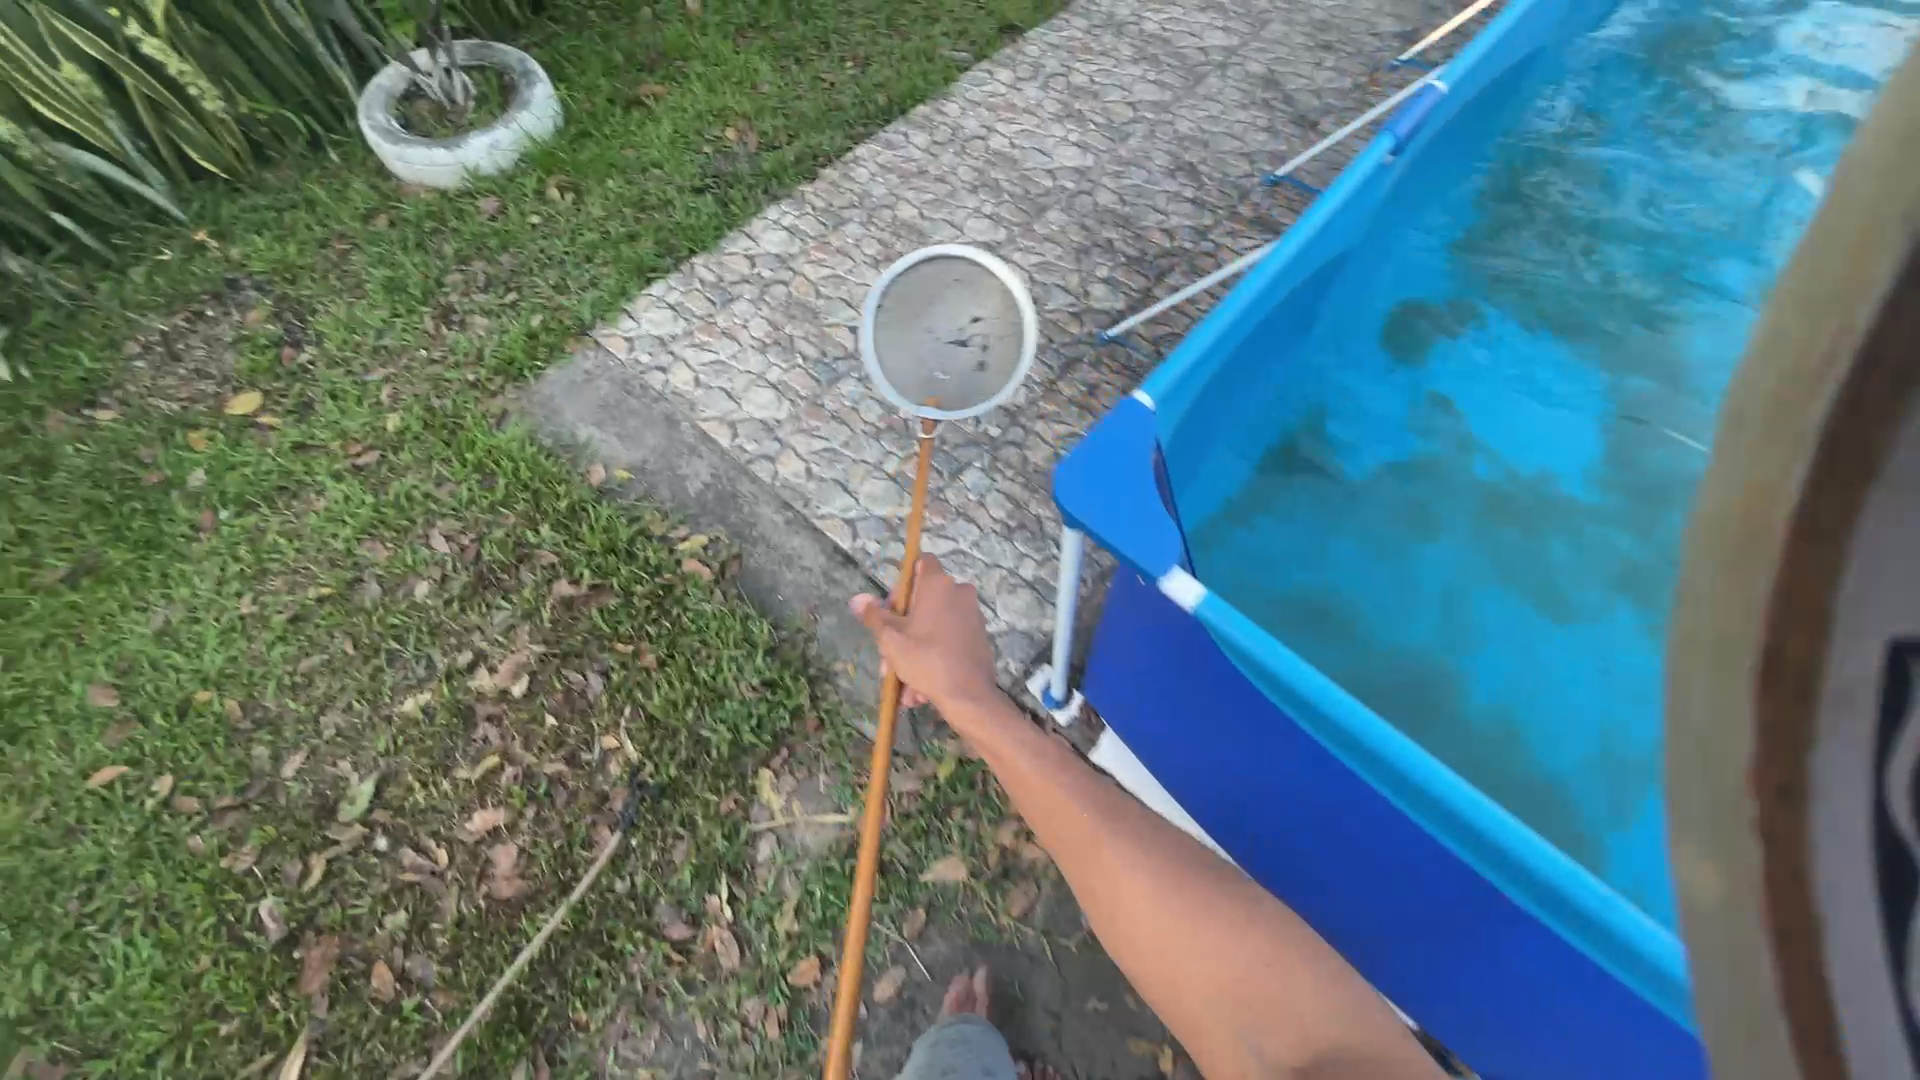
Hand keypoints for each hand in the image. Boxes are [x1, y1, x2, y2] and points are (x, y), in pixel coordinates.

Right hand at [850, 555, 1000, 717]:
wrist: (968, 695)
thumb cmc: (926, 658)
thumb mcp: (891, 638)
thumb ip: (873, 616)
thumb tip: (857, 599)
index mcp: (938, 584)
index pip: (920, 562)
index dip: (903, 582)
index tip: (892, 608)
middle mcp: (959, 593)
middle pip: (923, 602)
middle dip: (902, 630)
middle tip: (889, 656)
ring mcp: (972, 615)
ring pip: (933, 628)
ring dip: (914, 652)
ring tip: (904, 685)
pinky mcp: (979, 637)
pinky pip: (948, 642)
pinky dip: (933, 659)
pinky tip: (921, 690)